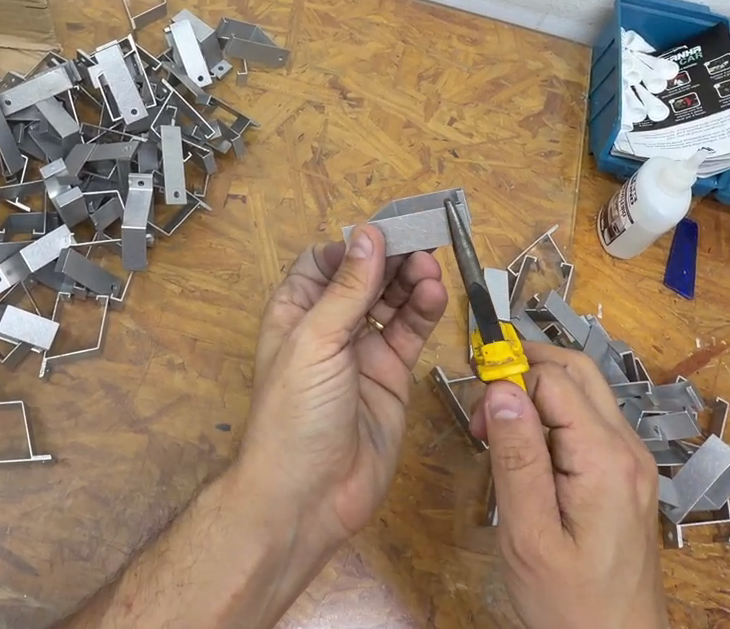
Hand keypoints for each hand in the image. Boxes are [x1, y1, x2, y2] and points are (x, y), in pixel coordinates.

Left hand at [233, 224, 449, 547]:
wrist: (309, 497)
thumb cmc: (294, 414)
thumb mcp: (316, 341)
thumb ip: (347, 289)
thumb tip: (367, 235)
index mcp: (296, 311)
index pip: (325, 261)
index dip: (353, 246)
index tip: (383, 232)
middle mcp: (328, 327)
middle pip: (363, 278)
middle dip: (389, 260)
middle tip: (419, 244)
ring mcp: (360, 352)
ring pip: (390, 303)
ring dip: (410, 283)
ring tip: (430, 268)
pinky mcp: (390, 377)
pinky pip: (408, 334)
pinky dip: (423, 313)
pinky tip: (435, 296)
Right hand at [469, 342, 667, 628]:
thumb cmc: (569, 604)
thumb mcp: (528, 534)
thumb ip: (516, 456)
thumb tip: (500, 387)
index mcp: (605, 458)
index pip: (553, 378)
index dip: (509, 385)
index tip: (479, 424)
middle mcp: (627, 447)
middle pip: (576, 369)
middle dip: (525, 368)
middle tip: (486, 405)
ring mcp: (631, 460)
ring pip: (583, 389)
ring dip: (537, 390)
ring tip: (501, 428)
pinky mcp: (625, 473)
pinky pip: (587, 418)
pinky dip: (552, 414)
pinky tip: (527, 449)